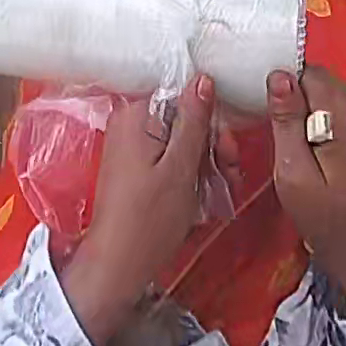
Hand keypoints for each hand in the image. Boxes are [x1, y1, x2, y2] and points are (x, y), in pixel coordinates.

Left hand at [59, 74, 217, 345]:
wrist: (117, 267)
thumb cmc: (149, 218)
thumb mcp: (180, 167)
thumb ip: (193, 120)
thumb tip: (202, 78)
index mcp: (136, 113)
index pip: (181, 94)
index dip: (210, 116)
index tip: (226, 146)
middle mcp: (130, 121)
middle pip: (182, 117)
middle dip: (211, 143)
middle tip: (228, 172)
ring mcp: (131, 144)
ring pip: (179, 138)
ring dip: (206, 160)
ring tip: (222, 189)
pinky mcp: (135, 165)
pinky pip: (168, 155)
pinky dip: (189, 171)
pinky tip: (206, 193)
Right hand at [266, 69, 345, 314]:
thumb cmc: (322, 214)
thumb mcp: (293, 172)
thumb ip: (286, 121)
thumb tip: (278, 76)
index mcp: (344, 117)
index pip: (309, 74)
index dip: (286, 87)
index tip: (272, 111)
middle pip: (317, 77)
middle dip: (294, 94)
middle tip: (281, 129)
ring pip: (323, 88)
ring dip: (304, 104)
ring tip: (293, 137)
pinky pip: (332, 103)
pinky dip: (315, 113)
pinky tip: (307, 141)